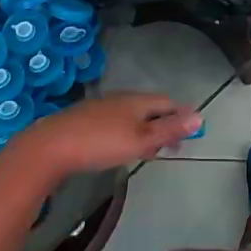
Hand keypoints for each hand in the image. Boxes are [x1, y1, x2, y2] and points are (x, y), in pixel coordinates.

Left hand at [11, 93, 201, 177]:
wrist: (51, 146)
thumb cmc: (101, 143)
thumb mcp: (141, 140)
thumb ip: (169, 130)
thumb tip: (200, 116)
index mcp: (137, 101)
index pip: (168, 103)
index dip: (181, 117)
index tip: (188, 136)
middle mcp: (120, 99)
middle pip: (150, 108)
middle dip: (163, 125)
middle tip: (170, 147)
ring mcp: (101, 107)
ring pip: (132, 116)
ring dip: (144, 131)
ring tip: (147, 152)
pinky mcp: (85, 119)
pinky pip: (115, 122)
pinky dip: (126, 133)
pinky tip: (119, 148)